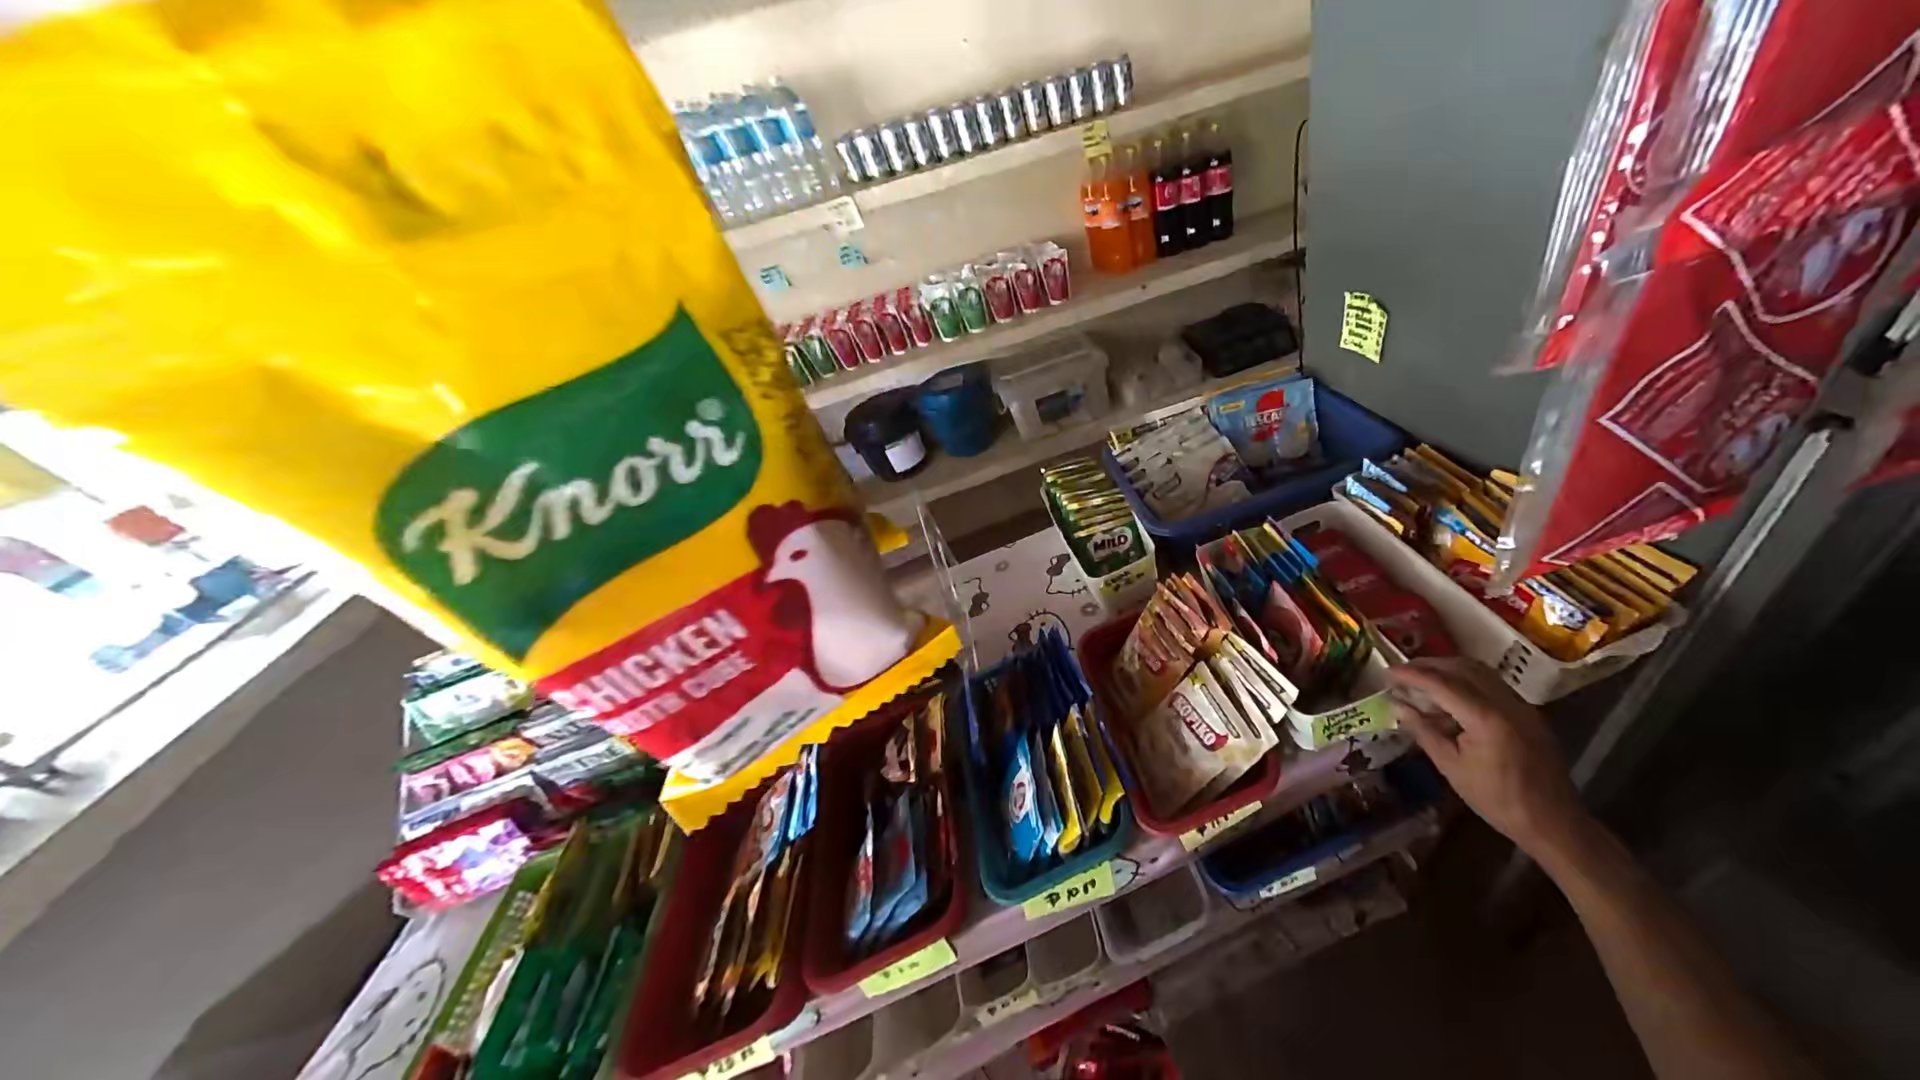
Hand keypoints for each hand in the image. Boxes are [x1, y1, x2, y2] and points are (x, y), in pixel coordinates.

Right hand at [1386, 658, 1589, 853]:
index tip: (1387, 672)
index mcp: (1486, 719)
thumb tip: (1397, 705)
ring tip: (1422, 679)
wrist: (1553, 822)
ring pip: (1480, 672)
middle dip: (1428, 665)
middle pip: (1463, 669)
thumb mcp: (1451, 766)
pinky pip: (1492, 685)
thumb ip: (1423, 730)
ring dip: (1448, 669)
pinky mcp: (1528, 714)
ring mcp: (1522, 707)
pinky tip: (1450, 697)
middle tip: (1401, 672)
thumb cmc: (1496, 799)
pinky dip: (1466, 681)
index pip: (1442, 684)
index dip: (1411, 675)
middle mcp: (1507, 704)